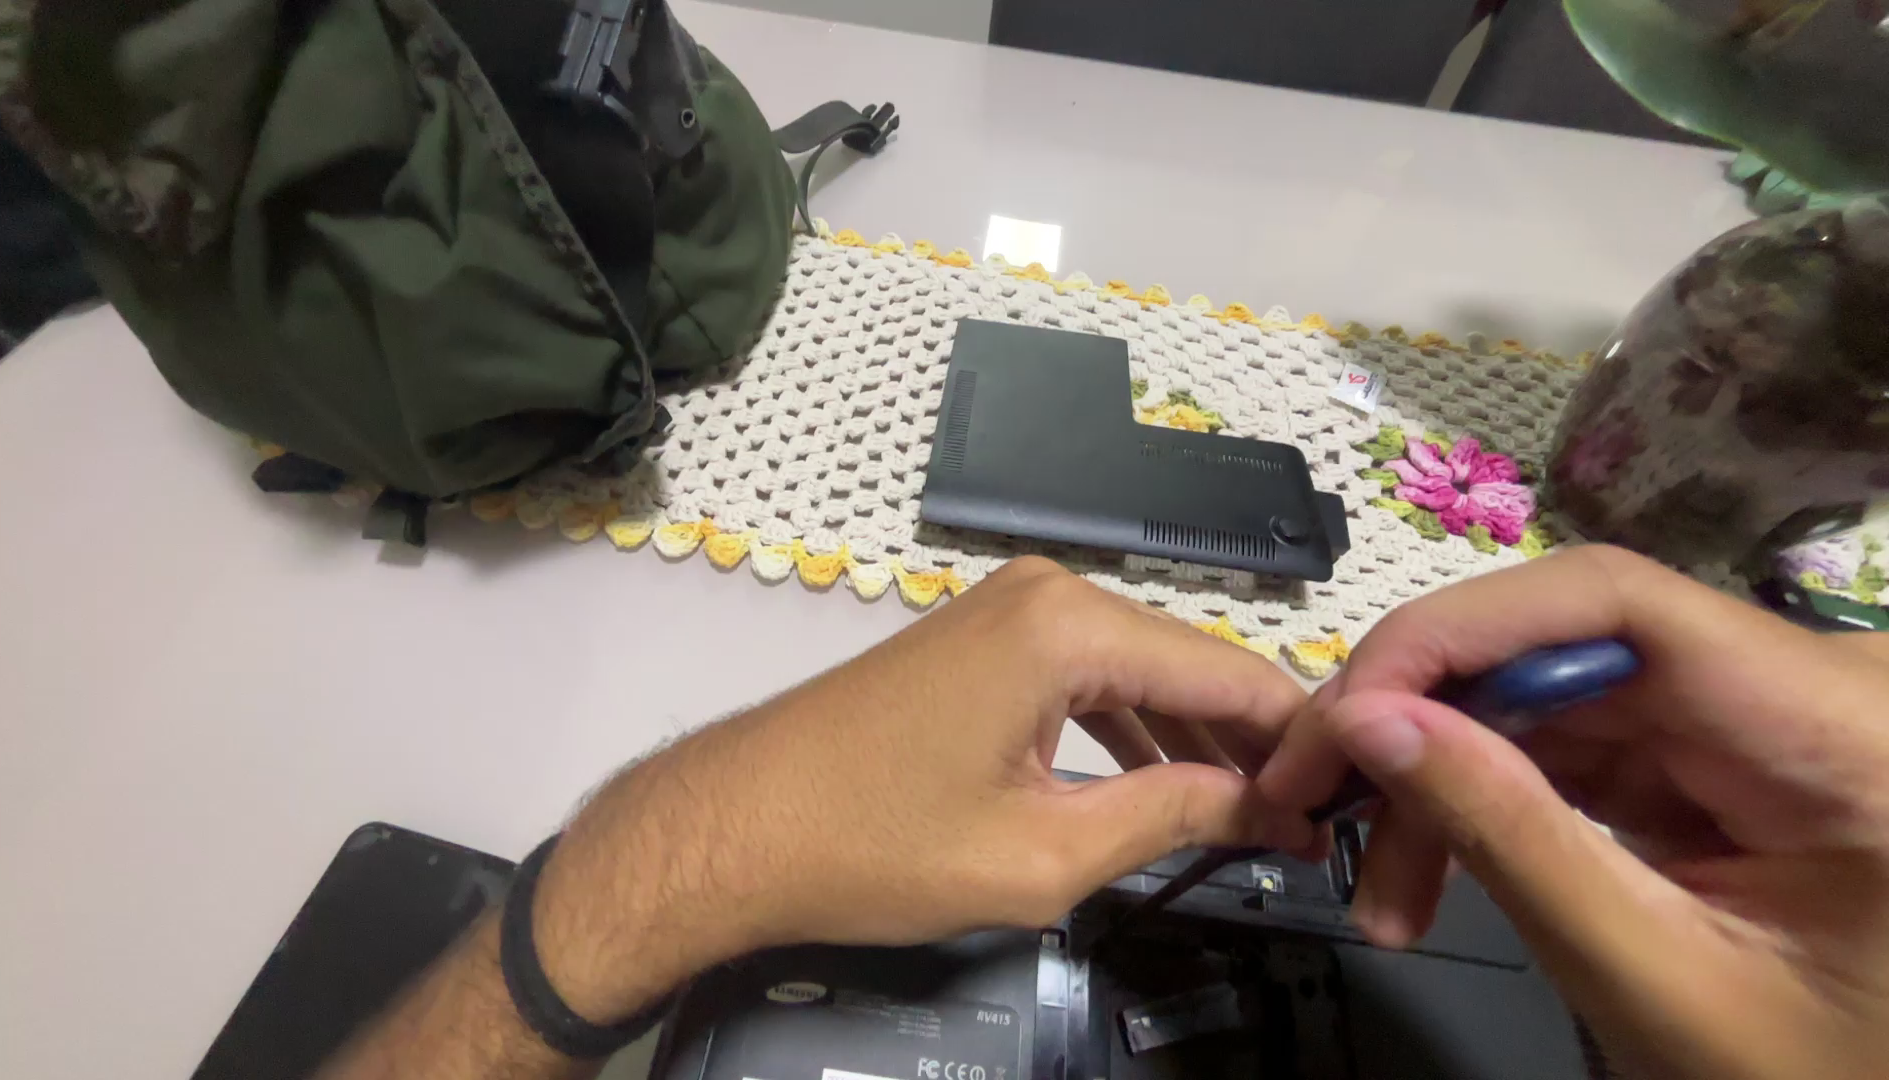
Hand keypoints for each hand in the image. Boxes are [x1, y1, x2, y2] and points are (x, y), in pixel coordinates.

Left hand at [535, 557, 1311, 1024]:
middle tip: (1299, 824)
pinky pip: (1079, 677)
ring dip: (1184, 740)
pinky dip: (1121, 729)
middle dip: (1243, 742)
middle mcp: (1046, 592)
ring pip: (1130, 671)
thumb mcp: (1042, 853)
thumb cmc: (878, 841)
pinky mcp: (982, 637)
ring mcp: (1008, 608)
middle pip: (1179, 664)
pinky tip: (1157, 784)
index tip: (1341, 803)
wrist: (738, 820)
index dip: (1293, 739)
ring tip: (1243, 816)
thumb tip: (1262, 808)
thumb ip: (1168, 817)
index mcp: (1069, 624)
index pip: (1222, 672)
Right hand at [1257, 545, 1888, 1079]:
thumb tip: (1360, 719)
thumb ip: (1506, 834)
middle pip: (1538, 649)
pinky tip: (1423, 867)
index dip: (1447, 634)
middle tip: (1311, 799)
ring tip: (1378, 888)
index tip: (1344, 716)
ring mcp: (1735, 716)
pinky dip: (1468, 801)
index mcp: (1845, 728)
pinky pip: (1541, 744)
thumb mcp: (1660, 981)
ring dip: (1427, 782)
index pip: (1603, 601)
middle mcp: (1792, 686)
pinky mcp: (1689, 751)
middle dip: (1410, 724)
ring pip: (1517, 700)